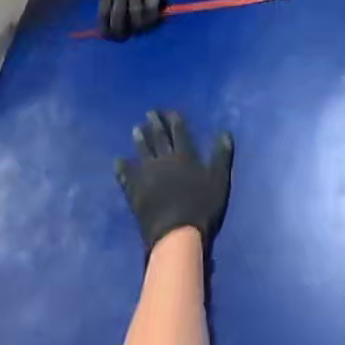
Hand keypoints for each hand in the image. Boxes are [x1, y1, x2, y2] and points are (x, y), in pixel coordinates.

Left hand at [99, 0, 179, 39]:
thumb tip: (109, 25)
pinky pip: (152, 8)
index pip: (103, 14)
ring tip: (139, 30)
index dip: (105, 29)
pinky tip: (153, 21)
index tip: (109, 38)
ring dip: (137, 26)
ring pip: (135, 14)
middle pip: (118, 17)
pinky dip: (152, 18)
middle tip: (125, 38)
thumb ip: (112, 1)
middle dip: (120, 32)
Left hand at [115, 110, 232, 253]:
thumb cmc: (202, 207)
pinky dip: (123, 168)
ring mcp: (147, 175)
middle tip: (150, 113)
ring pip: (142, 152)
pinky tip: (119, 161)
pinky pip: (127, 176)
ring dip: (139, 139)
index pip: (179, 132)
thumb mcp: (219, 181)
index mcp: (184, 156)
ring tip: (136, 129)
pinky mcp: (135, 190)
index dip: (174, 120)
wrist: (176, 233)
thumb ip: (221, 156)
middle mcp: (164, 160)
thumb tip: (225, 133)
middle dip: (155, 124)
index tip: (169, 111)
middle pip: (158, 138)